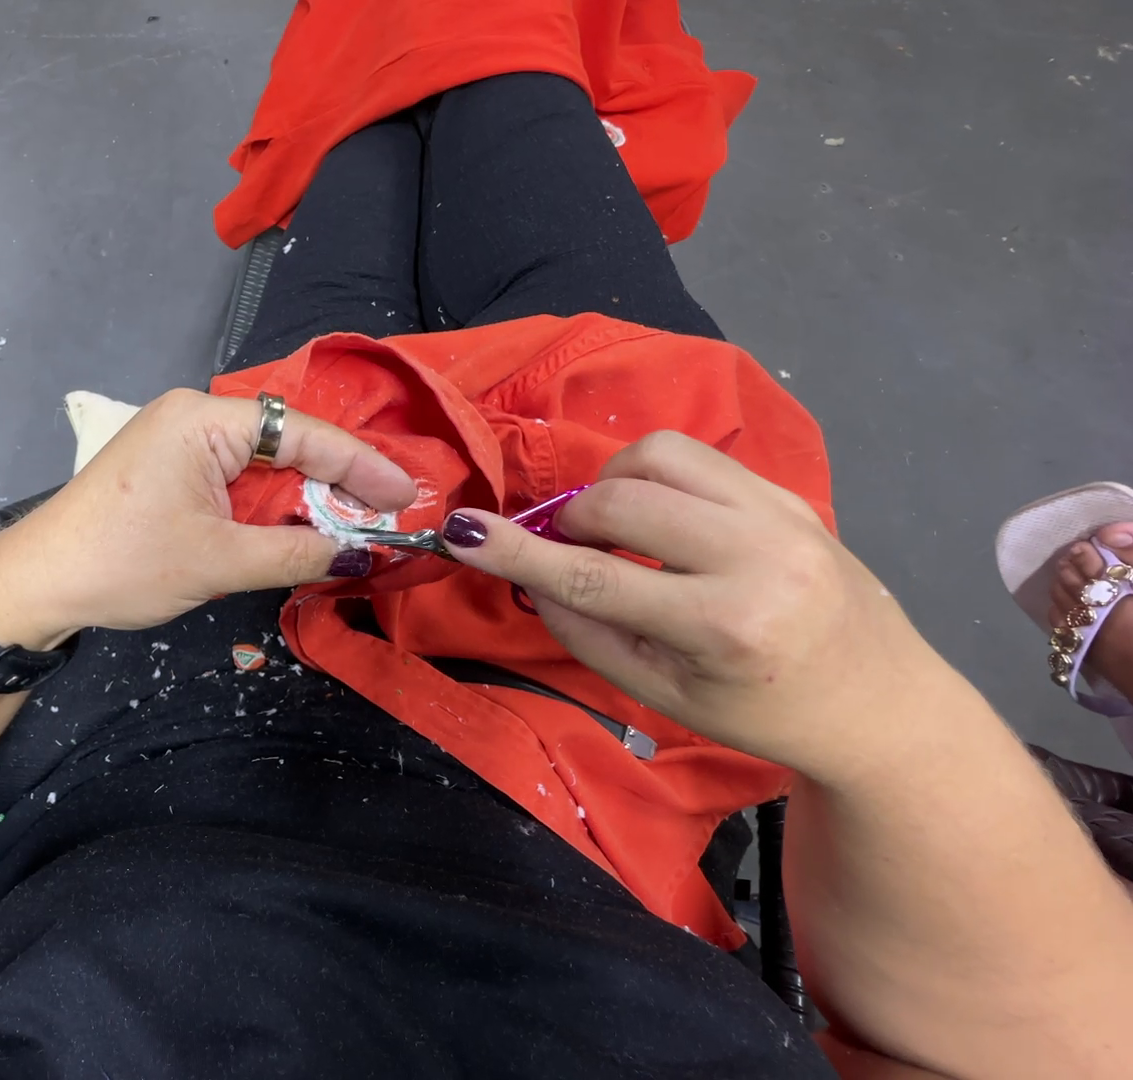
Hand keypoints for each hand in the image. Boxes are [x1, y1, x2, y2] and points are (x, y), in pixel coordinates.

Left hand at [0, 389, 415, 644]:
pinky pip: (235, 479)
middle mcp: (193, 416)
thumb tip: (362, 554)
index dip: (361, 465)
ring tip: (353, 529)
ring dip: (301, 498)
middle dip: (334, 483)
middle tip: (385, 518)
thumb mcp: (218, 562)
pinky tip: (297, 528)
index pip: (303, 432)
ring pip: (263, 464)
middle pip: (286, 443)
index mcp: (203, 420)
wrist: (37, 582)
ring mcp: (178, 441)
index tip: (407, 495)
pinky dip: (267, 506)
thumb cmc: (124, 564)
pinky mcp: (170, 468)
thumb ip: (296, 552)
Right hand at [440, 431, 959, 778]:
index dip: (516, 552)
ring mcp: (784, 516)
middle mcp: (760, 557)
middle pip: (619, 499)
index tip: (463, 532)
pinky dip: (653, 479)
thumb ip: (581, 629)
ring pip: (657, 453)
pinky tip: (664, 519)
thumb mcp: (656, 692)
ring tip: (618, 527)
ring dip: (612, 485)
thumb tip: (531, 572)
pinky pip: (695, 456)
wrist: (880, 705)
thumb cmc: (756, 713)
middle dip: (572, 520)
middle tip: (573, 549)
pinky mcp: (791, 494)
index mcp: (724, 627)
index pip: (593, 577)